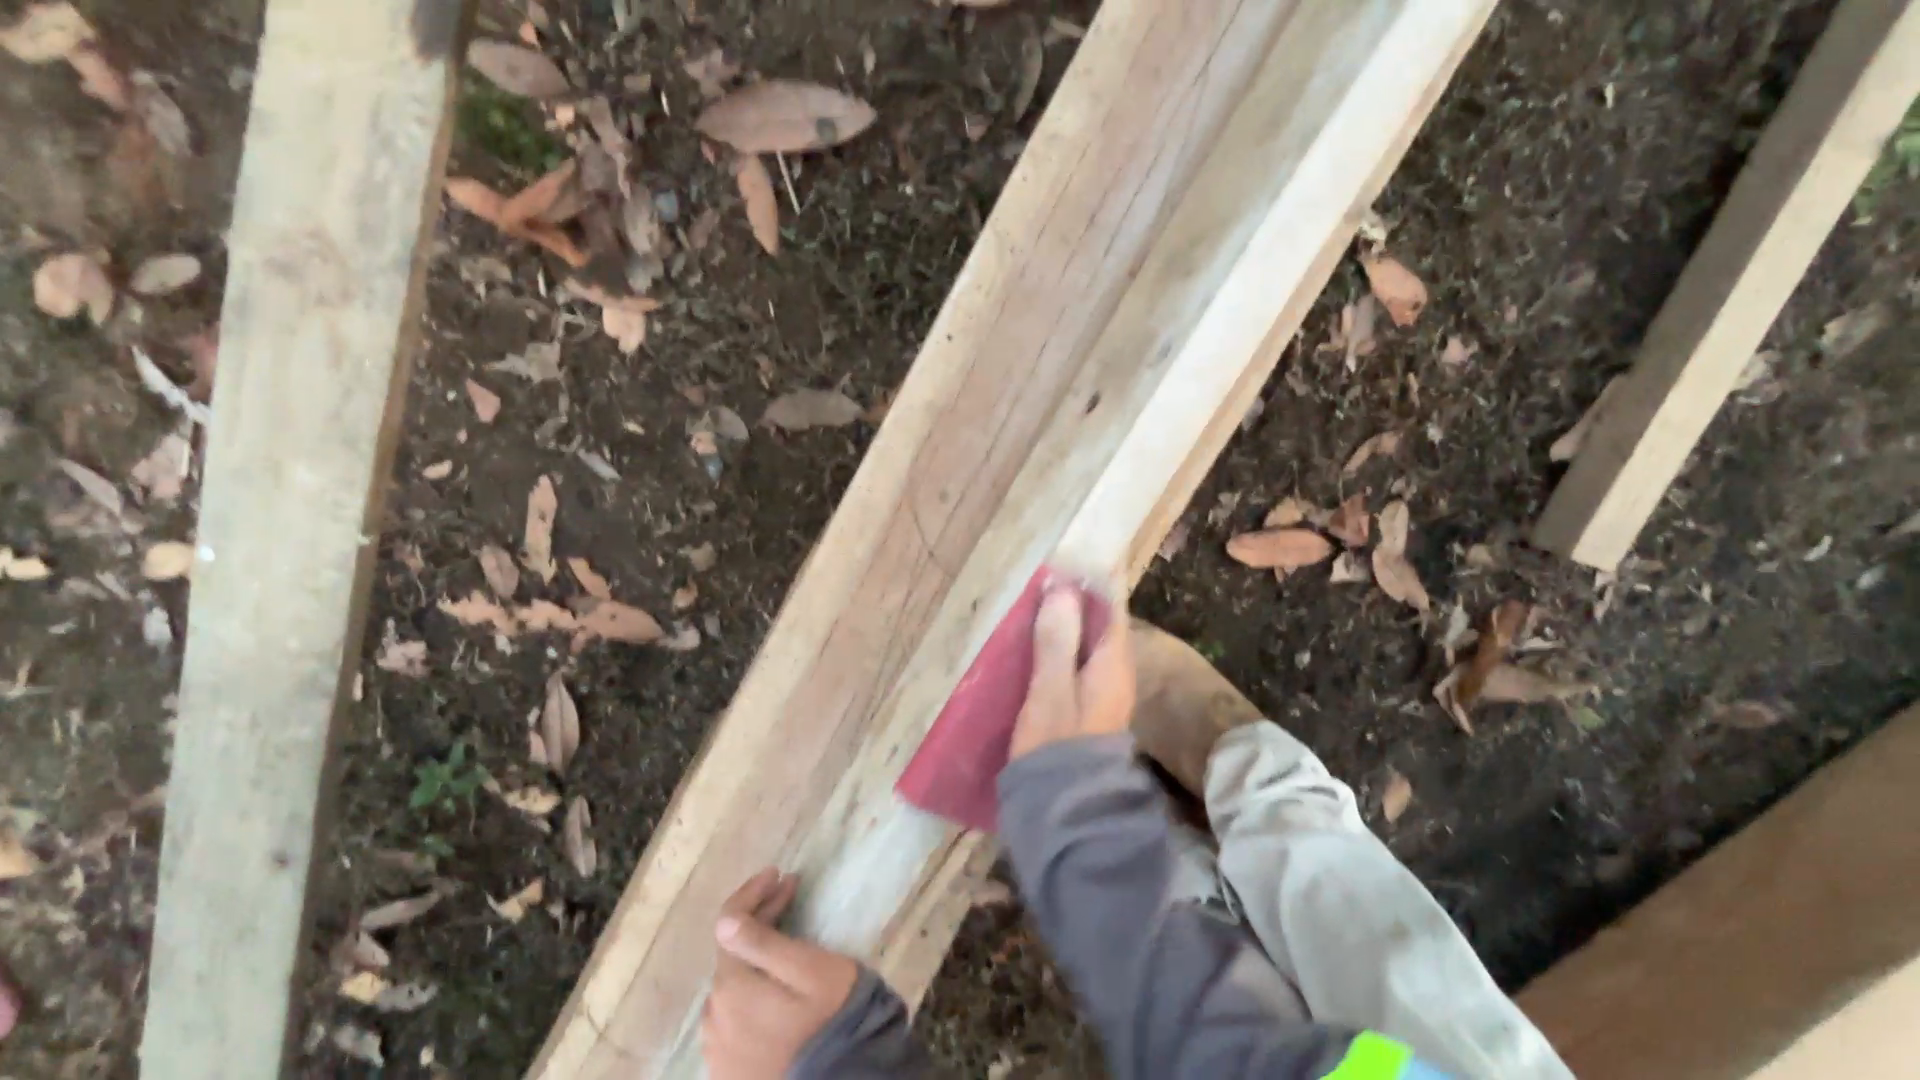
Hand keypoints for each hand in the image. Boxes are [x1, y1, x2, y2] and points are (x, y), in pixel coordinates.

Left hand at [702, 868, 859, 1079]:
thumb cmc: (833, 1019)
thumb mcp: (809, 970)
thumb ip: (763, 944)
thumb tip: (724, 921)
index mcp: (731, 987)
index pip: (730, 923)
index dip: (754, 893)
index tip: (780, 873)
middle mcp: (713, 1017)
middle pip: (731, 955)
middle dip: (757, 919)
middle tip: (790, 895)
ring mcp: (718, 1050)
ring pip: (730, 988)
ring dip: (752, 958)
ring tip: (783, 939)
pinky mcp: (728, 1073)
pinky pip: (732, 1020)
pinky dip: (749, 994)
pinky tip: (772, 989)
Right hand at [1009, 578, 1134, 759]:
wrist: (1065, 809)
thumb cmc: (1056, 747)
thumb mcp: (1050, 691)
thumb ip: (1057, 641)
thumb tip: (1063, 590)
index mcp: (1113, 663)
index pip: (1110, 607)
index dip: (1087, 581)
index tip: (1059, 560)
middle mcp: (1115, 673)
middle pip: (1098, 623)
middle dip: (1071, 601)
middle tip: (1037, 580)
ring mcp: (1103, 692)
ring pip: (1086, 644)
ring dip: (1062, 625)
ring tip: (1029, 607)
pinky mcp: (1086, 708)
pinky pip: (1075, 664)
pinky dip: (1057, 649)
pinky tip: (1032, 648)